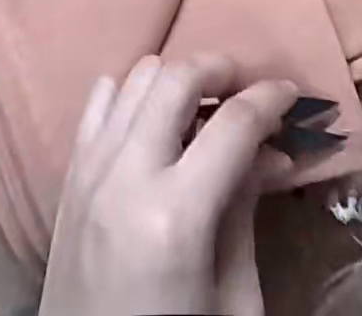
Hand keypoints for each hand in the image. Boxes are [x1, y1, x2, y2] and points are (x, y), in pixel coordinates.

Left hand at [41, 54, 297, 315]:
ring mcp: (90, 166)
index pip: (232, 126)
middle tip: (248, 89)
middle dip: (220, 69)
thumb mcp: (232, 300)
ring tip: (205, 105)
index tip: (291, 92)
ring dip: (176, 77)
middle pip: (176, 78)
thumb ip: (245, 211)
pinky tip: (153, 117)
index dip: (269, 99)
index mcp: (174, 215)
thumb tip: (272, 152)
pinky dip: (130, 91)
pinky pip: (98, 100)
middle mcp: (125, 173)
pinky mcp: (69, 171)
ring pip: (135, 76)